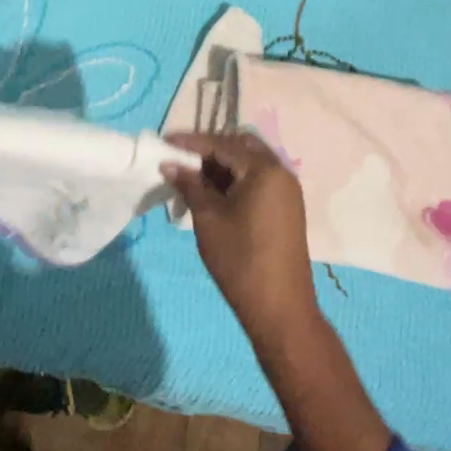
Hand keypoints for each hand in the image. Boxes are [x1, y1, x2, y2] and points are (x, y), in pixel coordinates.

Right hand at [162, 132, 318, 332]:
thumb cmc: (240, 258)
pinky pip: (258, 179)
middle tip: (181, 160)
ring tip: (192, 178)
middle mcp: (280, 172)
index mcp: (264, 169)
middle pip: (240, 146)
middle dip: (209, 149)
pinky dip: (235, 179)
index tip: (164, 142)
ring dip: (222, 164)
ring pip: (249, 162)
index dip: (191, 142)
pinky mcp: (286, 207)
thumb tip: (170, 164)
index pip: (222, 143)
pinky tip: (212, 193)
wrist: (279, 307)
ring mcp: (286, 190)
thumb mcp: (208, 218)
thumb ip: (190, 184)